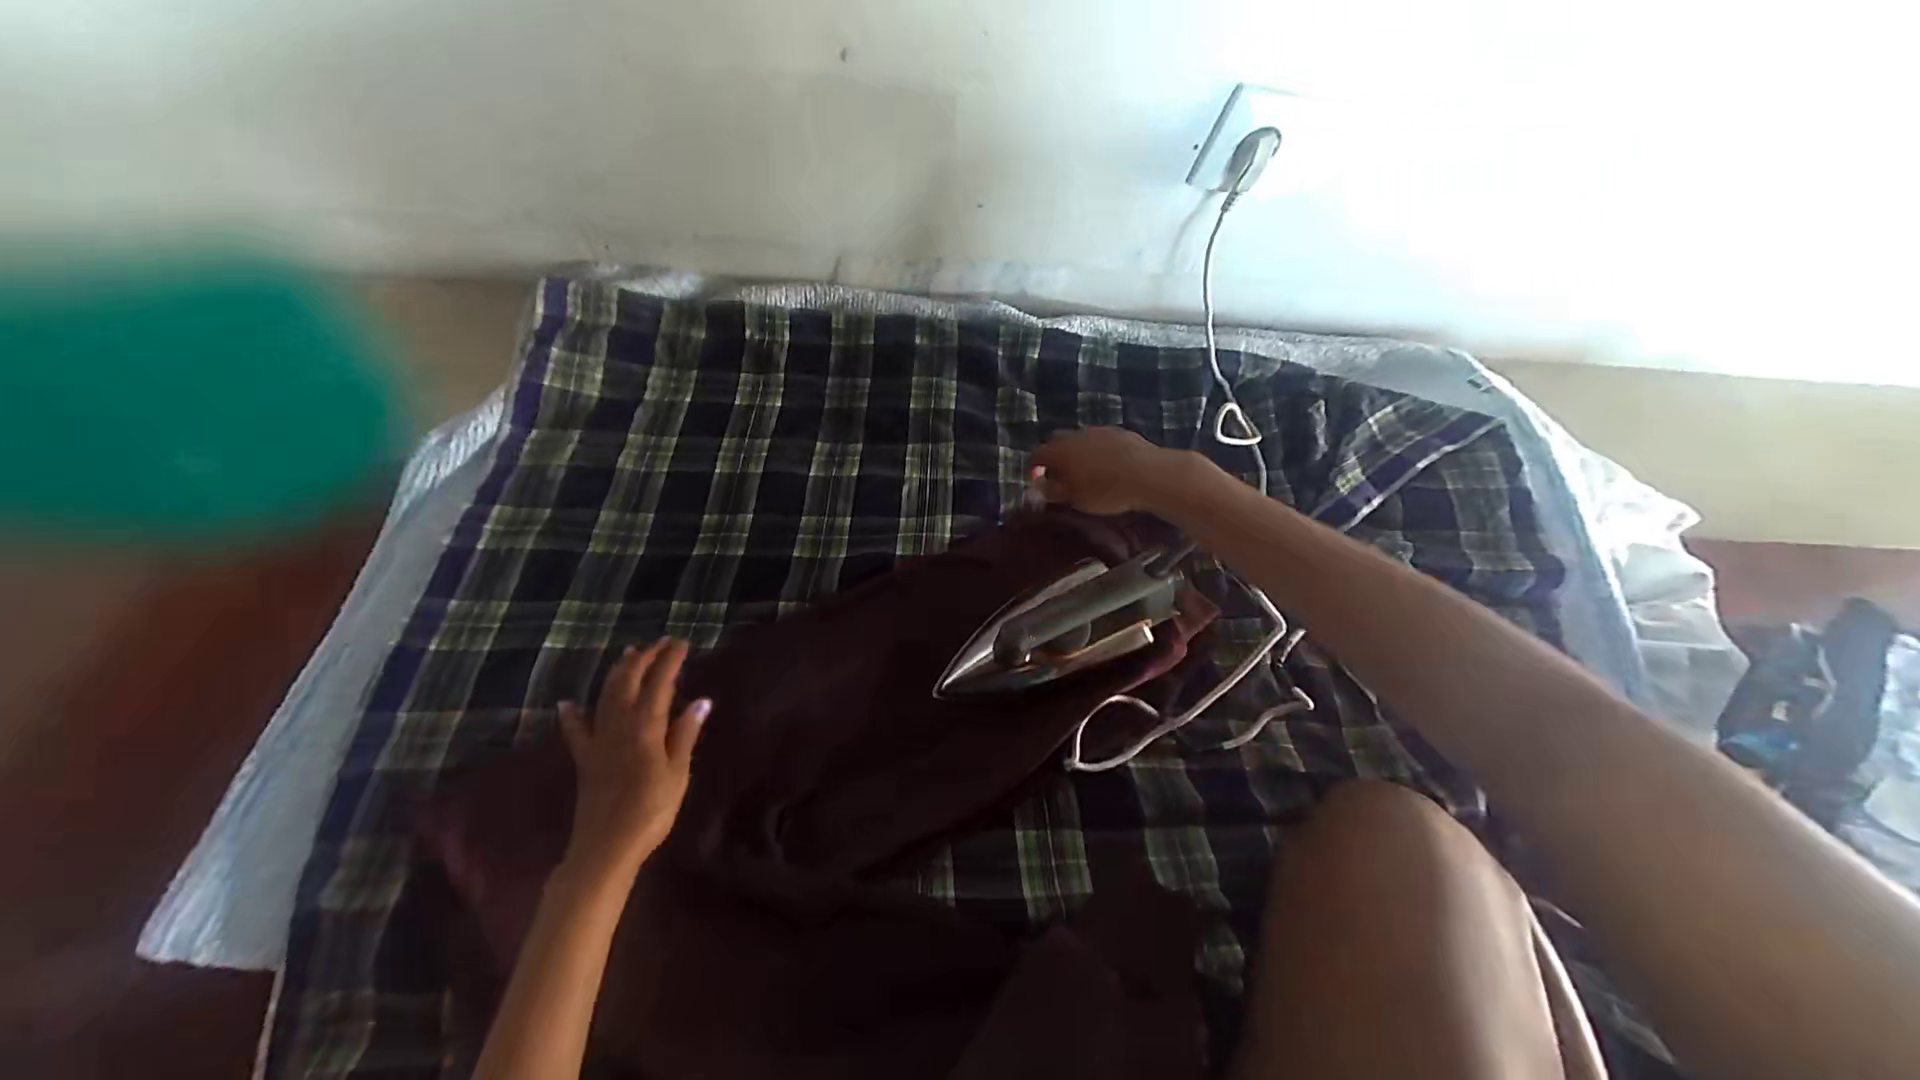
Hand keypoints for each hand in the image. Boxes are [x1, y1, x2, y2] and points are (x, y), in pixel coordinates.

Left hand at [557, 639, 708, 879]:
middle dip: (644, 659)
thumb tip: (701, 700)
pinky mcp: (585, 759)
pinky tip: (567, 703)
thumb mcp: (677, 773)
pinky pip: (576, 730)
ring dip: (617, 673)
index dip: (670, 661)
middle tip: (660, 643)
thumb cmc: (651, 810)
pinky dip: (573, 714)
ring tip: (629, 655)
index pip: (659, 684)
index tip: (682, 643)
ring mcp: (597, 742)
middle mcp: (618, 726)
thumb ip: (685, 734)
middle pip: (627, 682)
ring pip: (605, 697)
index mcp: (645, 728)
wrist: (605, 847)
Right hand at [1029, 427, 1205, 515]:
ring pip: (1080, 438)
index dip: (1033, 468)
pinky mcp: (1121, 432)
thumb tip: (1037, 488)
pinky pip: (1101, 440)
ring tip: (1083, 472)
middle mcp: (1076, 434)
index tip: (1035, 482)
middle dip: (1054, 457)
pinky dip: (1097, 450)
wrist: (1149, 474)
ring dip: (1076, 452)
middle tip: (1058, 476)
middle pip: (1057, 441)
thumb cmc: (1105, 491)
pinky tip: (1107, 466)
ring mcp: (1100, 430)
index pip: (1037, 455)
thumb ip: (1052, 491)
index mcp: (1060, 450)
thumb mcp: (1075, 499)